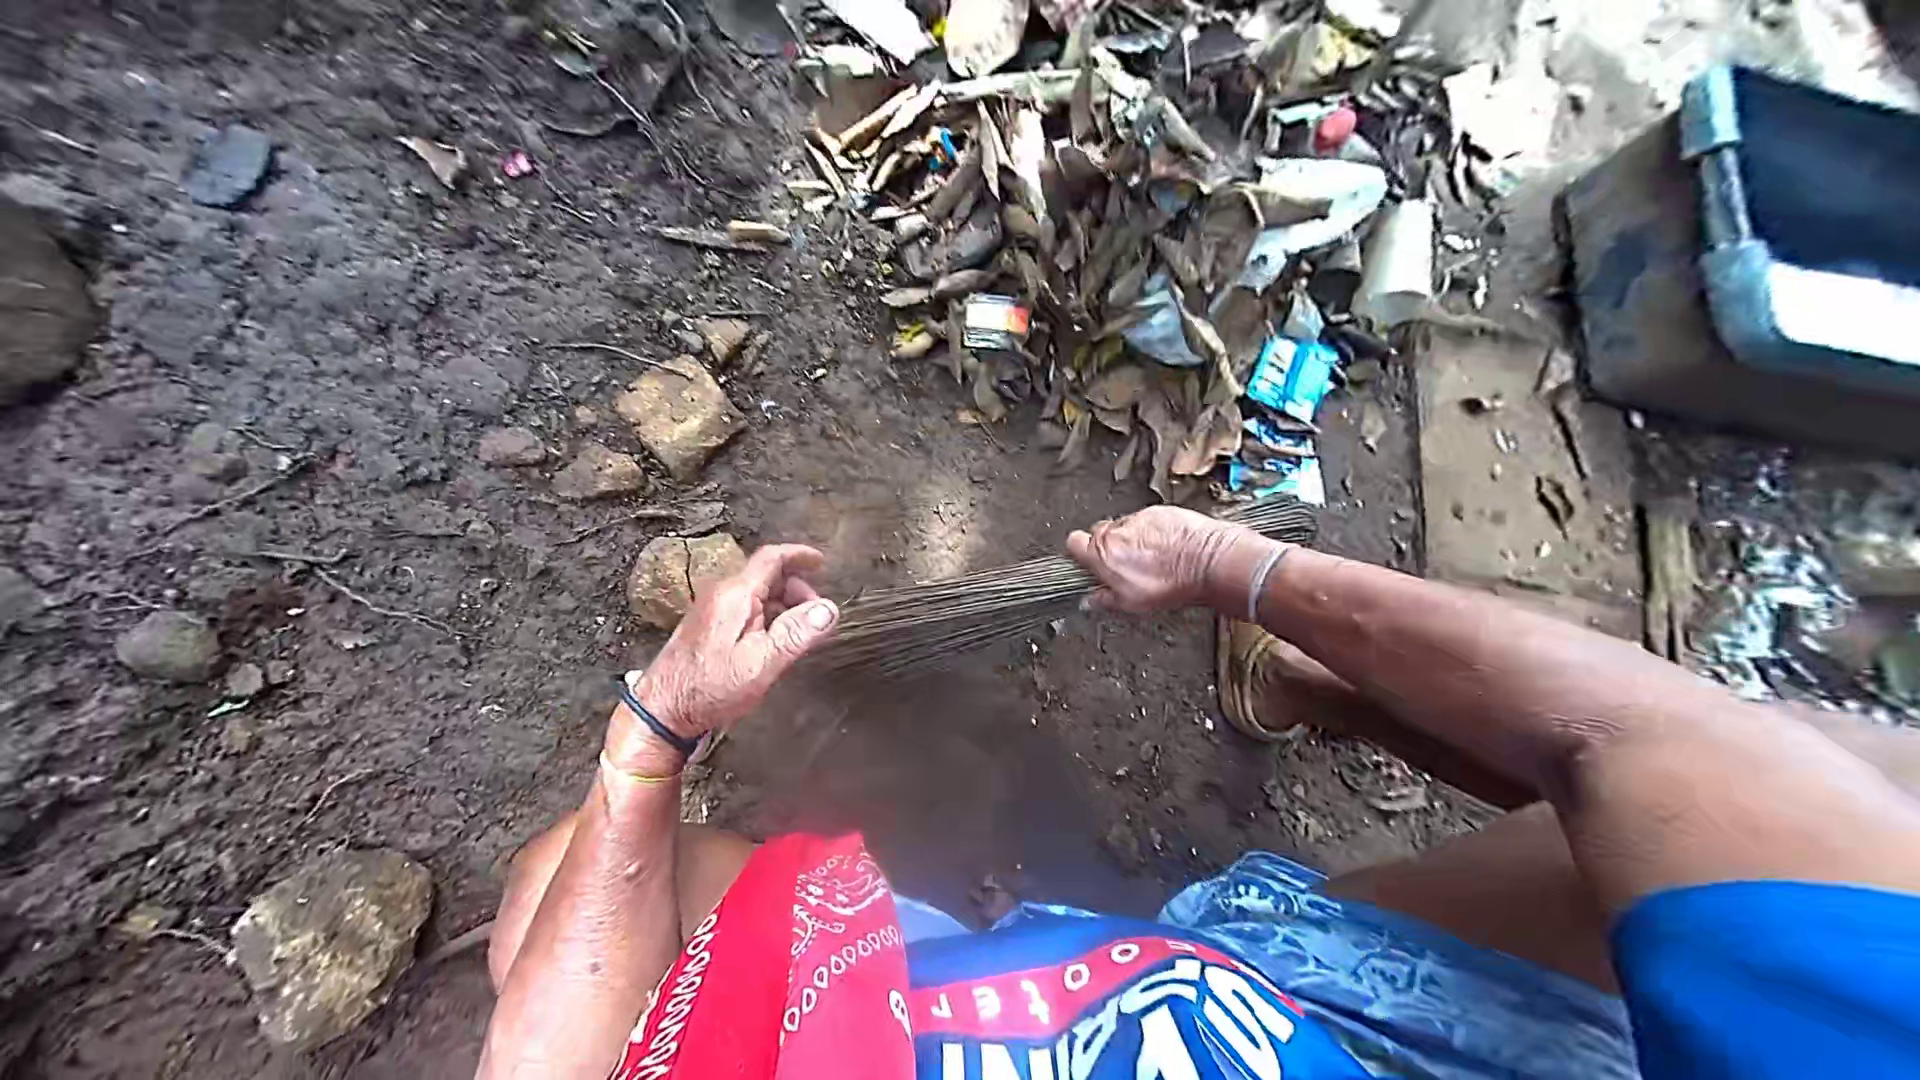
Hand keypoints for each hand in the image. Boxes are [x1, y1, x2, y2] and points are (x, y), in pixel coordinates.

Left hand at [608, 544, 838, 772]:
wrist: (662, 712)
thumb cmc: (709, 689)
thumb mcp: (762, 663)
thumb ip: (797, 633)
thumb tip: (828, 609)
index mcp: (736, 595)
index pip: (772, 558)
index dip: (800, 555)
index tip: (821, 563)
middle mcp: (722, 594)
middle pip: (768, 575)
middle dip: (798, 589)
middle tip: (815, 617)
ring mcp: (713, 609)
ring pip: (759, 593)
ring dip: (785, 605)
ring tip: (798, 635)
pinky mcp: (709, 626)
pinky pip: (747, 609)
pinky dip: (769, 617)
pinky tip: (775, 643)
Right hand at [1066, 506, 1246, 613]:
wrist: (1206, 561)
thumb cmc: (1170, 583)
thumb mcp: (1131, 603)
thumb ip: (1105, 599)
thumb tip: (1090, 601)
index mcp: (1101, 553)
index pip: (1073, 542)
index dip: (1079, 551)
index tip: (1087, 561)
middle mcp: (1115, 531)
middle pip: (1098, 532)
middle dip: (1106, 545)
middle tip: (1122, 562)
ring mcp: (1138, 518)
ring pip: (1124, 526)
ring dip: (1131, 538)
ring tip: (1151, 556)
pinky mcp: (1159, 511)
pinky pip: (1148, 519)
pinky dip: (1153, 531)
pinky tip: (1167, 546)